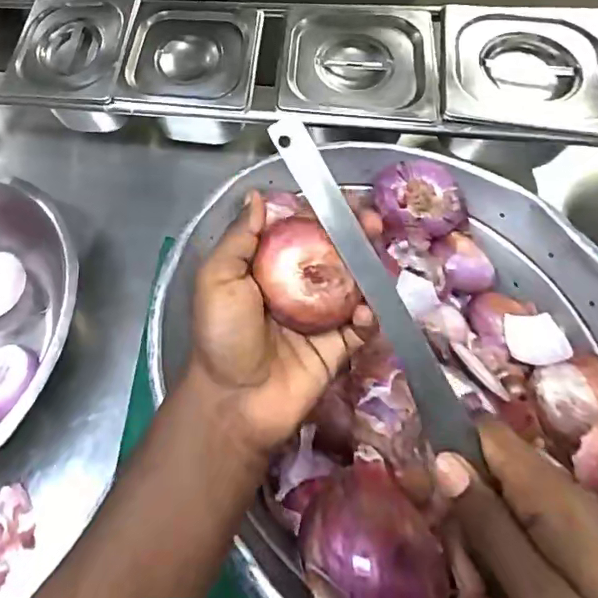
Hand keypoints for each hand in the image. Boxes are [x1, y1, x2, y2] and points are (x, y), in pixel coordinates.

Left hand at [188, 191, 372, 457]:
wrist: (234, 400)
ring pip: (353, 286)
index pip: (295, 232)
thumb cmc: (221, 333)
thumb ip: (239, 238)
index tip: (336, 199)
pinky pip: (362, 327)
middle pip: (330, 254)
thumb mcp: (218, 278)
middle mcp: (294, 287)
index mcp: (265, 267)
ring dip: (369, 269)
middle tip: (369, 221)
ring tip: (380, 255)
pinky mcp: (337, 348)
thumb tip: (255, 197)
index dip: (316, 215)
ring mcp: (318, 317)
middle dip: (352, 236)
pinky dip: (371, 316)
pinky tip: (367, 310)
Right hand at [433, 417, 597, 597]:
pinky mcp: (592, 558)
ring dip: (483, 538)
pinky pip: (532, 536)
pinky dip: (509, 556)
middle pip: (491, 470)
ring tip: (480, 585)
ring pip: (507, 506)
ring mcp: (585, 529)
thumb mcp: (539, 595)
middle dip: (462, 504)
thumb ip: (490, 526)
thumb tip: (442, 457)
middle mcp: (570, 497)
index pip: (484, 430)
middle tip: (453, 556)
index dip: (444, 447)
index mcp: (555, 492)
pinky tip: (506, 588)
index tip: (417, 486)